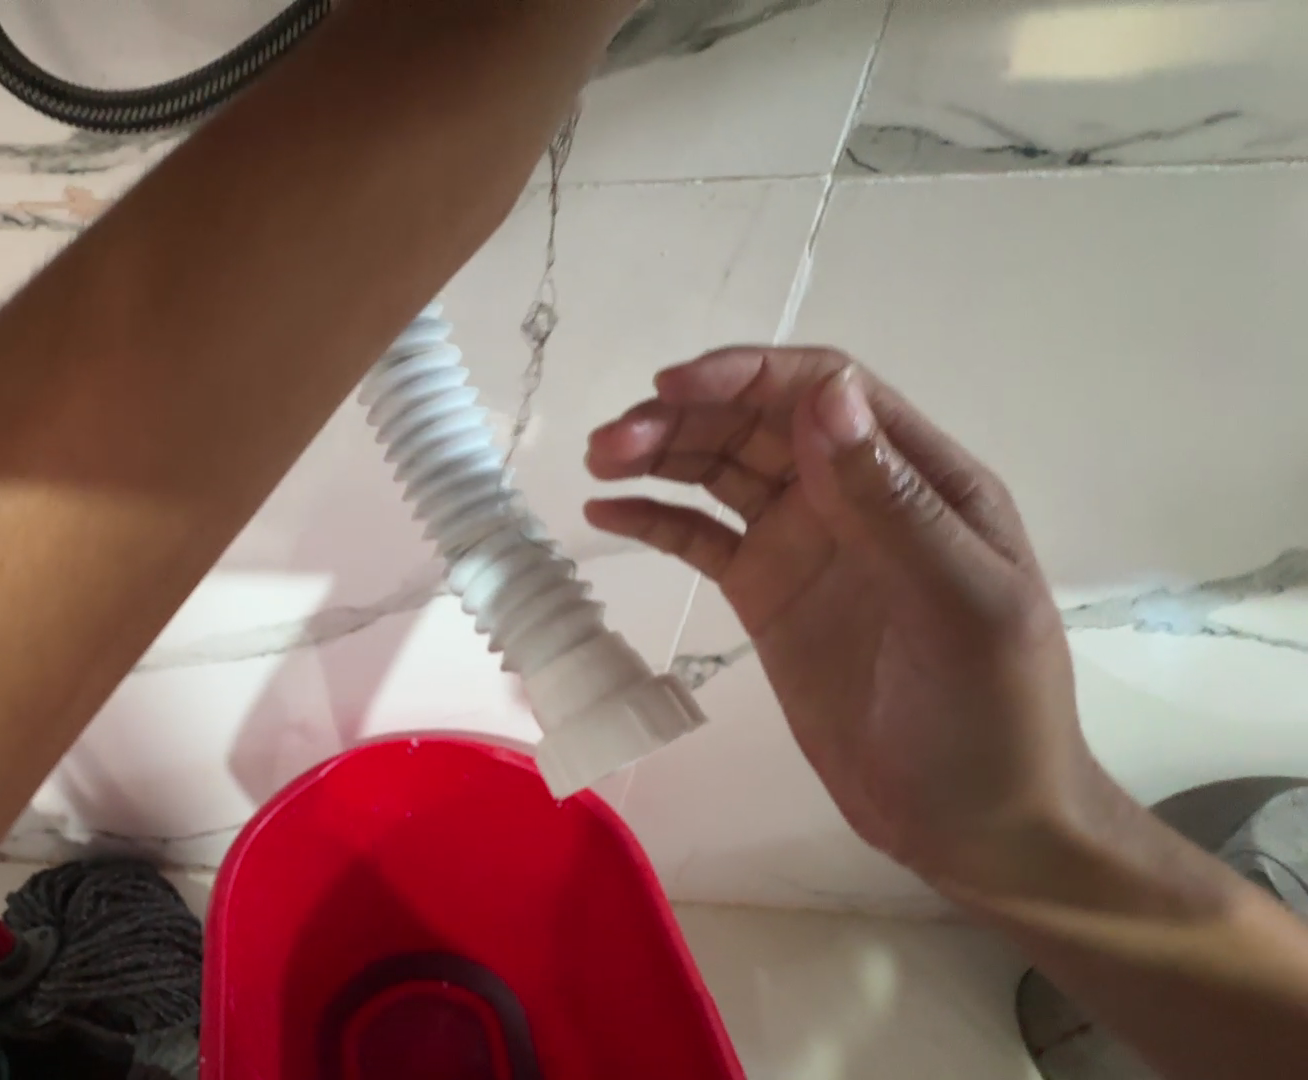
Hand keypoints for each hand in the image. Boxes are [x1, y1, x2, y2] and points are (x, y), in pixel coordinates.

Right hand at [583, 347, 1125, 894]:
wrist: (964, 819)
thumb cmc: (987, 714)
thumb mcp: (959, 603)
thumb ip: (888, 500)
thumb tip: (824, 394)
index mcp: (913, 476)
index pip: (820, 390)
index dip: (741, 376)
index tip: (667, 391)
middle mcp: (847, 493)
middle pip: (751, 425)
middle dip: (678, 420)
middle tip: (607, 445)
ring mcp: (797, 540)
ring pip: (715, 471)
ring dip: (655, 457)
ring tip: (597, 462)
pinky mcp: (758, 587)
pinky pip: (695, 535)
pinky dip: (651, 517)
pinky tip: (605, 512)